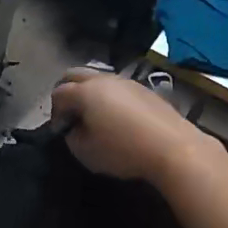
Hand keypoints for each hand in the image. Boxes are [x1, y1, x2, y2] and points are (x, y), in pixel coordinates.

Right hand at [51, 69, 216, 182]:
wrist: (172, 146)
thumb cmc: (123, 150)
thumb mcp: (86, 152)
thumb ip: (72, 136)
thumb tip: (75, 126)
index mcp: (86, 91)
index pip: (59, 93)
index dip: (55, 112)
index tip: (62, 131)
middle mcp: (105, 79)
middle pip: (75, 75)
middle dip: (67, 92)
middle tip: (71, 116)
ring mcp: (127, 81)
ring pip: (99, 78)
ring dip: (89, 92)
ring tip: (94, 117)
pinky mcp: (144, 88)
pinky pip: (118, 86)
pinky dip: (109, 96)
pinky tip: (117, 117)